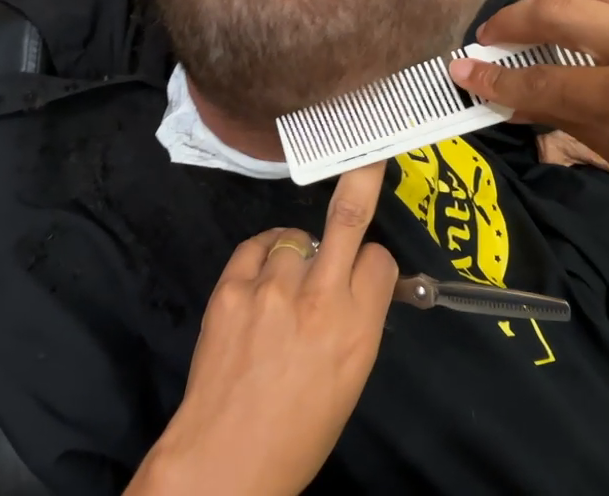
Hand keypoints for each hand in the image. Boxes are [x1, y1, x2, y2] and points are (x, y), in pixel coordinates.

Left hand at [128, 163, 397, 495]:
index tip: (365, 272)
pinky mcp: (231, 286)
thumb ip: (355, 322)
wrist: (228, 454)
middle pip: (346, 219)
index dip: (374, 264)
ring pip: (294, 238)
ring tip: (286, 286)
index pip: (380, 261)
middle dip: (361, 181)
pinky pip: (255, 247)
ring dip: (297, 253)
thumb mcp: (349, 379)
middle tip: (366, 154)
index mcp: (356, 328)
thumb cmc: (300, 429)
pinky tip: (264, 273)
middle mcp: (316, 298)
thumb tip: (354, 285)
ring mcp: (269, 287)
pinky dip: (264, 255)